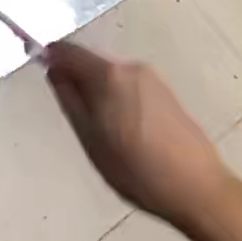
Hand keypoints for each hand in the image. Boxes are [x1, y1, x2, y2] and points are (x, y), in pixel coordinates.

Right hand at [46, 40, 230, 226]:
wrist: (200, 191)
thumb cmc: (137, 169)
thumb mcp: (90, 138)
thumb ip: (68, 98)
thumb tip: (53, 71)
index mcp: (107, 74)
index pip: (67, 50)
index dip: (50, 56)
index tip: (41, 69)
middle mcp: (128, 66)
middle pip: (90, 60)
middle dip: (76, 76)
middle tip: (72, 110)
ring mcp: (151, 77)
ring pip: (109, 73)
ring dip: (97, 87)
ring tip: (100, 126)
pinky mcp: (166, 91)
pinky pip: (128, 83)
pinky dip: (117, 95)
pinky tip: (124, 127)